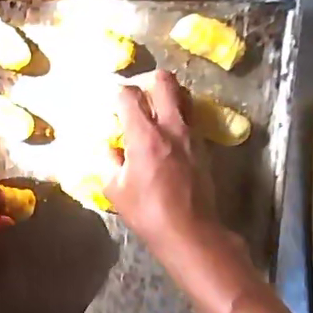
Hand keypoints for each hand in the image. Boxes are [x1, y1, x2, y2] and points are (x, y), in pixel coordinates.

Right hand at [103, 70, 218, 249]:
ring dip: (166, 96)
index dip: (117, 93)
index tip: (110, 101)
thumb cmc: (147, 212)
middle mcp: (171, 127)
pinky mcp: (203, 147)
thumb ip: (109, 162)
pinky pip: (189, 119)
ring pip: (182, 96)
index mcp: (145, 136)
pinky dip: (176, 118)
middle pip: (164, 81)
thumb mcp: (115, 189)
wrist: (190, 231)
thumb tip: (109, 148)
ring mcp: (191, 135)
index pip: (129, 96)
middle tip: (136, 96)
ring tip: (153, 112)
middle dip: (147, 81)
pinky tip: (166, 137)